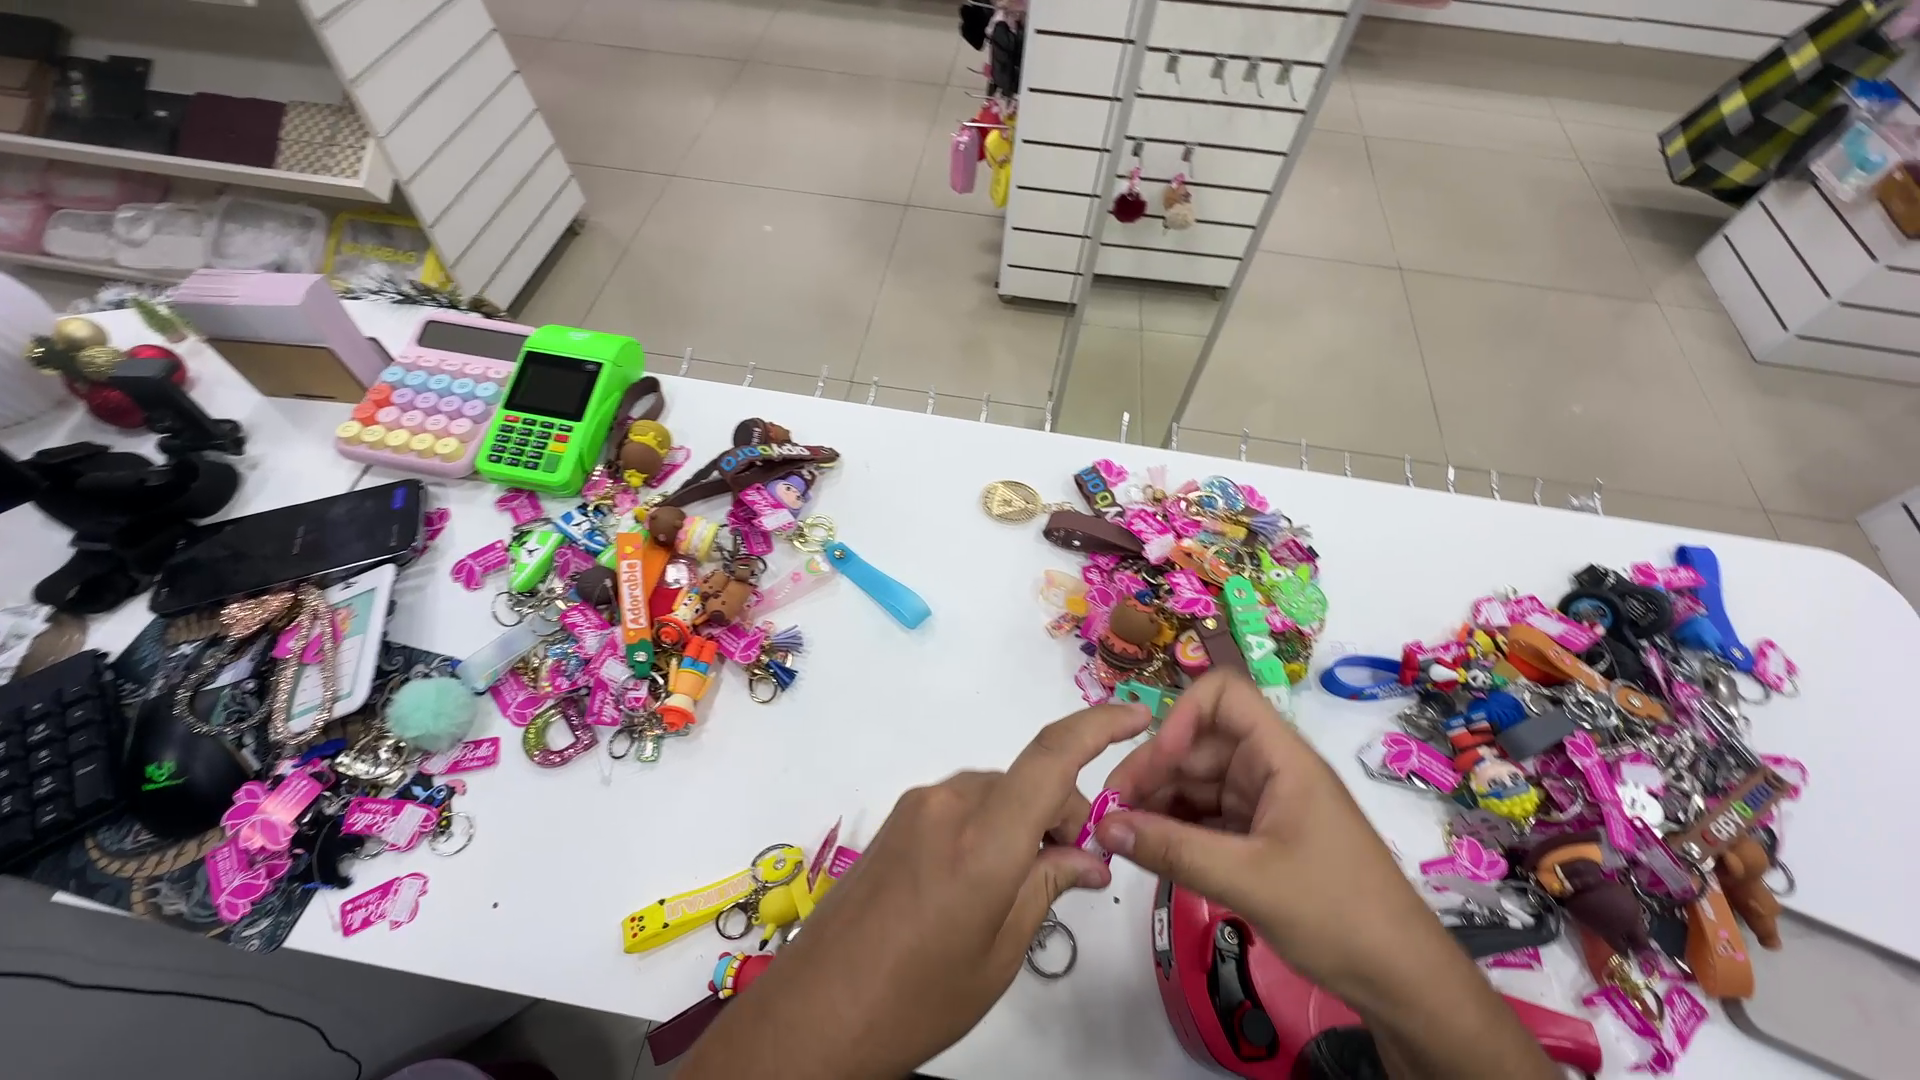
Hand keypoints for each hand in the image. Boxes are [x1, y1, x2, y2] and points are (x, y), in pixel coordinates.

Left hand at [678, 703, 1152, 1079]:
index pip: (1052, 755)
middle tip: (1076, 871)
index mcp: (983, 836)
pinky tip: (984, 878)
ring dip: (1024, 821)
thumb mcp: (1001, 951)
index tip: (1140, 716)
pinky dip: (991, 825)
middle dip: (1064, 814)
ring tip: (1025, 884)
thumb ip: (1048, 886)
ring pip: (996, 792)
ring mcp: (917, 808)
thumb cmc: (920, 996)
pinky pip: (962, 806)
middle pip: (1027, 781)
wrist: (815, 1012)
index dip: (1100, 725)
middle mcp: (949, 803)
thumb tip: (1092, 856)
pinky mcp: (895, 821)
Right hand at [1095, 672, 1439, 994]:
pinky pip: (1205, 818)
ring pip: (1195, 783)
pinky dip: (1175, 831)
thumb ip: (1172, 851)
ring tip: (1121, 840)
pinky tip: (1149, 854)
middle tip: (1110, 816)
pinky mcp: (1259, 837)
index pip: (1224, 696)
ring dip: (1157, 805)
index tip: (1157, 765)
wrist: (1401, 979)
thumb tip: (1102, 827)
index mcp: (1280, 758)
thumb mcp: (1248, 880)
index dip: (1183, 717)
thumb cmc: (1337, 914)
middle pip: (1197, 745)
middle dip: (1152, 773)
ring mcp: (1264, 804)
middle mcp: (1269, 770)